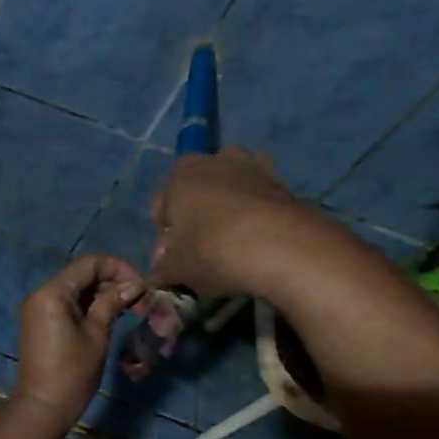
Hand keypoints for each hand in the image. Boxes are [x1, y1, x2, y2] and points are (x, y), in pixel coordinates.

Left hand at [14, 255, 144, 428]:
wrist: (43, 406)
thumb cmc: (72, 373)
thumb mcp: (96, 335)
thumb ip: (112, 303)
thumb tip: (134, 284)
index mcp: (52, 293)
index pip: (88, 264)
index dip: (117, 267)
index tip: (141, 284)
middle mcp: (41, 294)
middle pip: (80, 274)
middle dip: (111, 279)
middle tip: (138, 297)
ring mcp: (38, 308)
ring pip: (74, 288)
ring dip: (101, 292)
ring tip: (129, 306)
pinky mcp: (41, 321)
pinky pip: (66, 303)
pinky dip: (88, 304)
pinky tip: (110, 313)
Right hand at [150, 147, 314, 294]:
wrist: (282, 248)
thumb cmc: (212, 251)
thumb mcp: (176, 269)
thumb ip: (162, 271)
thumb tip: (156, 276)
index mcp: (179, 178)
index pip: (162, 203)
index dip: (164, 231)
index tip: (171, 255)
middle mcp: (213, 162)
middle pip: (196, 186)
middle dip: (194, 210)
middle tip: (197, 244)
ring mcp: (252, 167)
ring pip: (229, 184)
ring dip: (225, 203)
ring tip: (229, 236)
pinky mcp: (282, 182)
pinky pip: (257, 195)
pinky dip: (253, 210)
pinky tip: (254, 237)